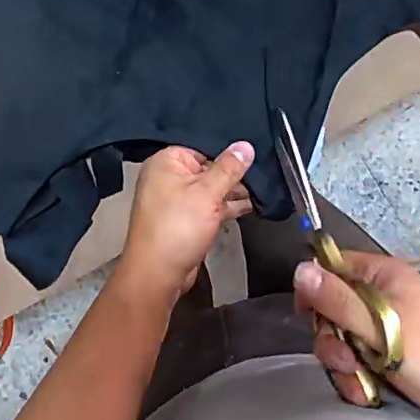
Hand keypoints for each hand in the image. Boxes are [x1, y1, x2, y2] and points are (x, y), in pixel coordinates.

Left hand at [116, 142, 255, 300]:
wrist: (158, 273)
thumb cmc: (176, 228)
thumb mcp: (208, 193)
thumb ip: (229, 168)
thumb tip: (245, 146)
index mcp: (166, 162)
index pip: (201, 146)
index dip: (226, 151)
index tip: (251, 153)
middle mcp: (167, 177)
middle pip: (207, 167)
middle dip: (232, 173)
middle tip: (261, 172)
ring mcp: (175, 200)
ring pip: (209, 188)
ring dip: (232, 191)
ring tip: (261, 189)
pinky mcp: (184, 219)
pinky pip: (208, 206)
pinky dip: (225, 206)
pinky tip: (249, 205)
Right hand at [295, 250, 419, 419]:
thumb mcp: (383, 329)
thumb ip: (338, 301)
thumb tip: (299, 269)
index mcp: (383, 275)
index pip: (330, 266)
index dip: (315, 290)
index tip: (310, 318)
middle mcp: (382, 295)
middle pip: (331, 307)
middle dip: (332, 339)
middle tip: (349, 360)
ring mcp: (387, 326)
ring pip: (342, 338)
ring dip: (344, 364)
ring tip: (365, 383)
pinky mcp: (391, 354)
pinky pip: (358, 359)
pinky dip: (358, 377)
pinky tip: (371, 393)